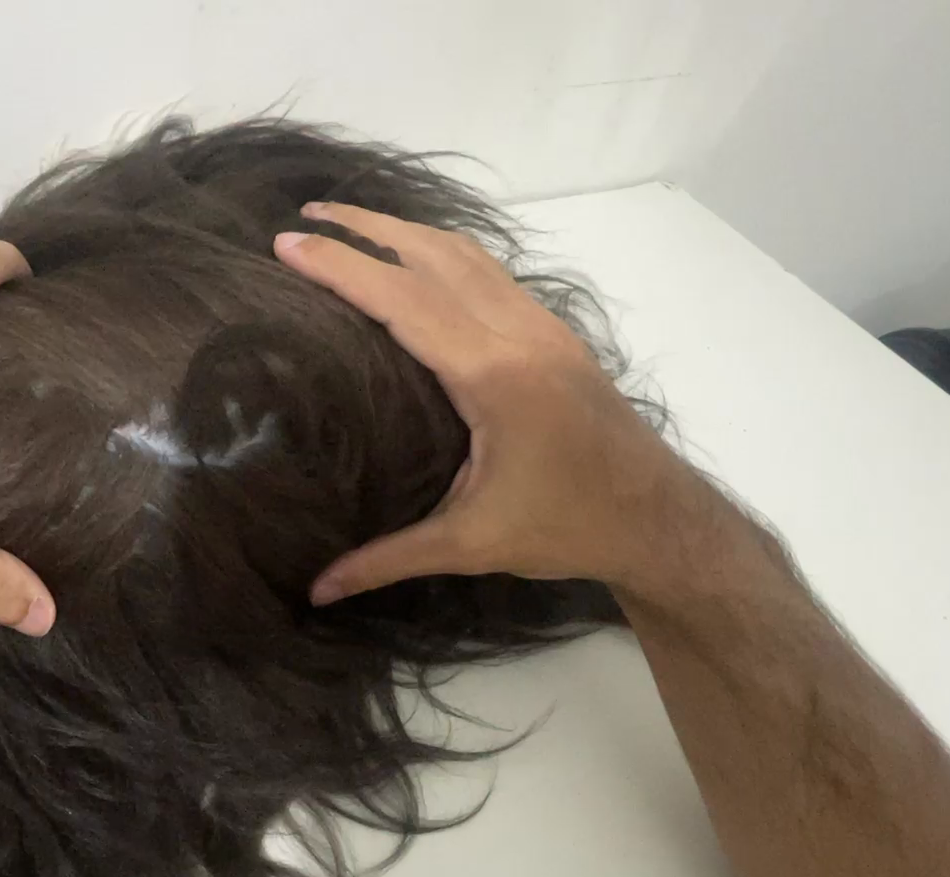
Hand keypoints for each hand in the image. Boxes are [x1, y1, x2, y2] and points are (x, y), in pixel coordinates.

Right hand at [274, 203, 715, 602]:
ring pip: (467, 255)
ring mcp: (542, 327)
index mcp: (493, 375)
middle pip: (432, 255)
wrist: (660, 519)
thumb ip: (388, 561)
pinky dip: (443, 253)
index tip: (288, 243)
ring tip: (353, 222)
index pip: (402, 301)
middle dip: (365, 227)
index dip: (342, 268)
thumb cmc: (566, 528)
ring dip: (406, 232)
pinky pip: (490, 273)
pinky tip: (420, 261)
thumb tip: (315, 592)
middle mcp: (518, 333)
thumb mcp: (469, 544)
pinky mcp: (554, 335)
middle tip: (308, 212)